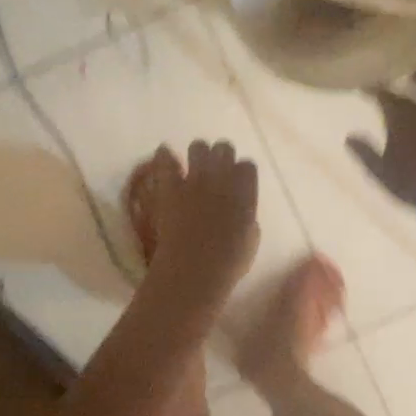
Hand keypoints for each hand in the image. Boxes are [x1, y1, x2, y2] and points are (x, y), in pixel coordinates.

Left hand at [149, 140, 260, 295]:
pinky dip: (165, 155)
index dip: (242, 172)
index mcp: (245, 191)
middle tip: (216, 169)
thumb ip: (247, 218)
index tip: (238, 181)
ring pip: (198, 147)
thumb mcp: (250, 241)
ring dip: (198, 153)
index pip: (247, 165)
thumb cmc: (229, 263)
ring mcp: (195, 180)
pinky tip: (165, 153)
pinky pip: (166, 161)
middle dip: (221, 155)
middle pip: (224, 148)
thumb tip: (242, 214)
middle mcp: (222, 178)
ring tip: (193, 164)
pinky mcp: (170, 187)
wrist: (195, 269)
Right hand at [347, 89, 415, 210]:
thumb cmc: (413, 187)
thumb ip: (365, 153)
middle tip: (377, 95)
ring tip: (394, 106)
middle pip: (403, 99)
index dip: (374, 92)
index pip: (385, 98)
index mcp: (401, 124)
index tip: (363, 89)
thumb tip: (349, 136)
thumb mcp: (382, 174)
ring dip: (404, 102)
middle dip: (389, 95)